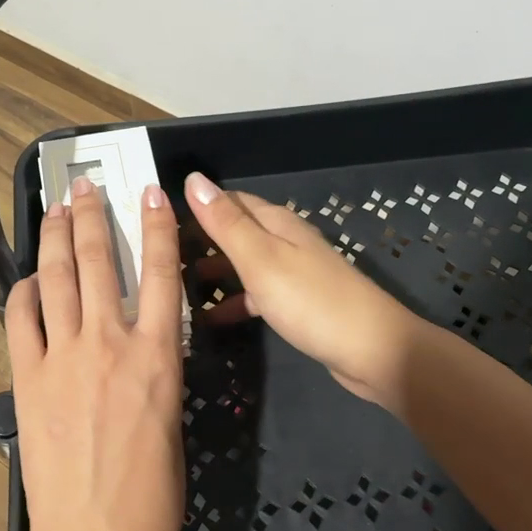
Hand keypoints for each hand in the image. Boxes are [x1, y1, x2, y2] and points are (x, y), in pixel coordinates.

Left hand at [5, 176, 185, 530]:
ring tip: (56, 209)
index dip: (157, 226)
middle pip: (99, 262)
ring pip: (59, 279)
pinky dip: (26, 292)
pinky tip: (31, 279)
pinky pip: (23, 320)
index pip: (161, 273)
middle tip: (85, 186)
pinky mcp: (29, 379)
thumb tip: (143, 347)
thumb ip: (157, 373)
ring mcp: (64, 359)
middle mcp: (110, 345)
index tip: (150, 193)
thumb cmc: (150, 501)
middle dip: (92, 216)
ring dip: (56, 238)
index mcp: (156, 358)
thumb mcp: (173, 422)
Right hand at [184, 171, 426, 411]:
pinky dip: (233, 301)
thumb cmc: (311, 300)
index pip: (229, 201)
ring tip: (176, 288)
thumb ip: (225, 222)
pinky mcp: (298, 304)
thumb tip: (193, 179)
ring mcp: (293, 273)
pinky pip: (256, 294)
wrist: (373, 351)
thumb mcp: (260, 258)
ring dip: (214, 273)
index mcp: (276, 223)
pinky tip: (211, 320)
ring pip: (244, 264)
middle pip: (236, 232)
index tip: (158, 219)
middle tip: (161, 258)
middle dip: (200, 241)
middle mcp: (285, 240)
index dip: (196, 206)